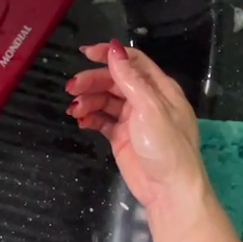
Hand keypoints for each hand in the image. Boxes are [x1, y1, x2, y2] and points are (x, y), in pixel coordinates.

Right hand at [66, 40, 208, 210]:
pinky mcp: (121, 137)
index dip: (110, 55)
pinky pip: (101, 119)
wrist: (170, 192)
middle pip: (114, 80)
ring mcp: (133, 119)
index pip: (132, 61)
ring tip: (75, 109)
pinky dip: (90, 117)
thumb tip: (114, 49)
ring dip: (88, 100)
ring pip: (105, 100)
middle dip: (92, 81)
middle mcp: (146, 100)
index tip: (86, 54)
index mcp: (160, 89)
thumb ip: (130, 79)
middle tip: (72, 88)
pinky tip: (81, 120)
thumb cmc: (167, 148)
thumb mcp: (150, 108)